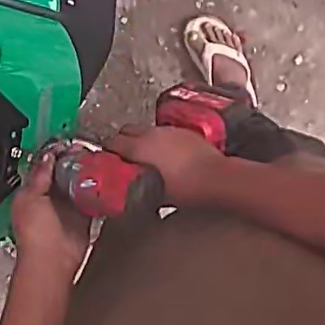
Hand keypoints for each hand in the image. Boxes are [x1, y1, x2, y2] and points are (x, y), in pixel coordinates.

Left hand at [10, 151, 91, 276]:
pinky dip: (97, 191)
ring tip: (97, 161)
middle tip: (87, 150)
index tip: (68, 144)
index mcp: (32, 191)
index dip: (56, 153)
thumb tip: (47, 156)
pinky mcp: (83, 217)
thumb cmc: (35, 235)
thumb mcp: (31, 198)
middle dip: (75, 161)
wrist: (52, 260)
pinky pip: (92, 199)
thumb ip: (40, 175)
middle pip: (64, 172)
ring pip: (79, 184)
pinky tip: (104, 181)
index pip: (45, 165)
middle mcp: (51, 198)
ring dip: (87, 174)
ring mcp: (68, 207)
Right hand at [106, 125, 231, 206]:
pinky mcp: (185, 132)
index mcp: (139, 147)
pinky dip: (160, 141)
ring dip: (142, 140)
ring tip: (146, 157)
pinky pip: (164, 133)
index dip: (108, 152)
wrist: (216, 178)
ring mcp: (169, 130)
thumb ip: (136, 187)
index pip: (112, 142)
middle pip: (126, 130)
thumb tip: (128, 189)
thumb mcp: (154, 193)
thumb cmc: (186, 189)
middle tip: (124, 157)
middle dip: (122, 141)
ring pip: (146, 130)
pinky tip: (166, 156)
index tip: (109, 160)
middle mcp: (152, 134)